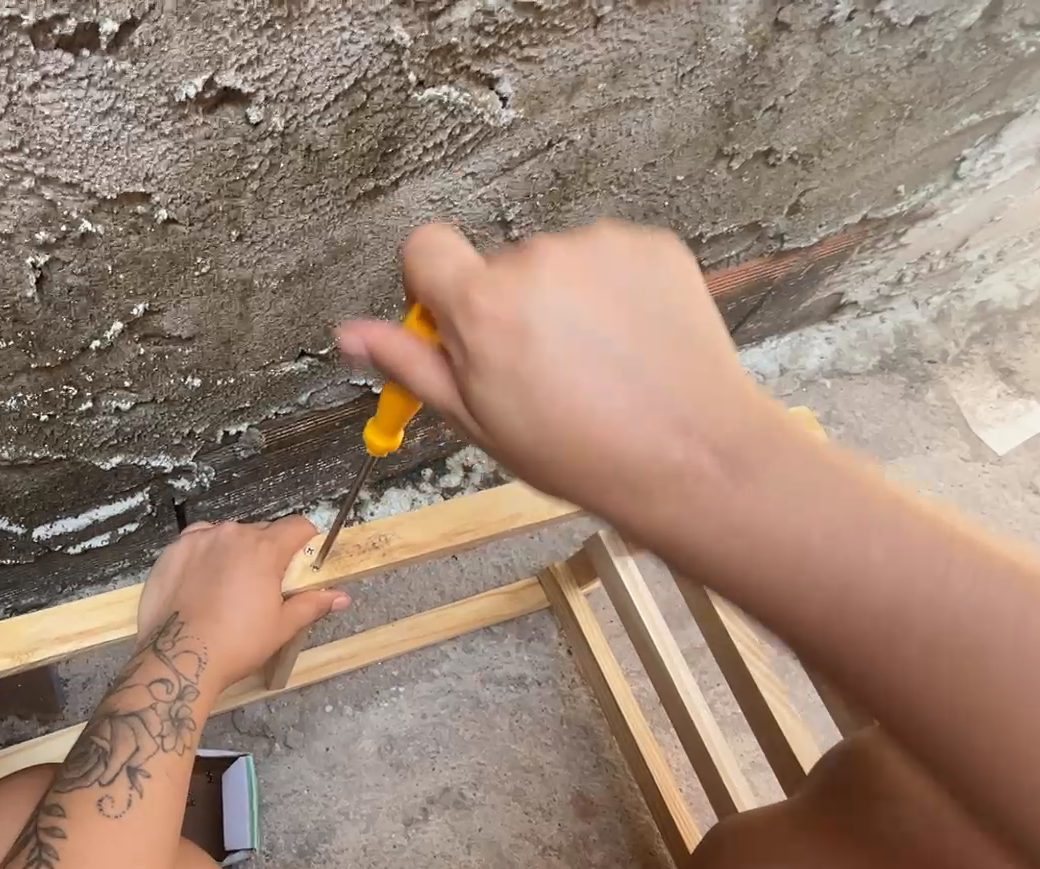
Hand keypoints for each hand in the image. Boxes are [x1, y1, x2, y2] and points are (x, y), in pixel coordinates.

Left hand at [136, 517, 349, 691]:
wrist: (178, 658)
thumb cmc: (237, 644)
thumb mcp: (281, 626)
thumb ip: (312, 604)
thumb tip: (341, 597)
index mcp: (264, 549)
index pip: (297, 526)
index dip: (305, 541)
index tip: (301, 561)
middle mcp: (231, 534)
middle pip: (260, 532)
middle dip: (267, 552)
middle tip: (263, 586)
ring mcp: (197, 540)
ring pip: (227, 535)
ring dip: (234, 552)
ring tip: (228, 587)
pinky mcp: (172, 551)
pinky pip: (197, 543)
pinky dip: (204, 555)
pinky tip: (201, 583)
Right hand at [334, 220, 796, 542]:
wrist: (687, 454)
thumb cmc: (576, 451)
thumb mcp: (472, 418)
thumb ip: (408, 364)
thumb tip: (352, 334)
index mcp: (481, 306)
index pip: (423, 247)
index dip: (428, 284)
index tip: (449, 322)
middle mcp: (536, 260)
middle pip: (490, 266)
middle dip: (497, 307)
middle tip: (530, 369)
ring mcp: (597, 246)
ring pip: (547, 265)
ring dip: (551, 301)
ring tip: (583, 362)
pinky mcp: (647, 244)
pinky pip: (600, 258)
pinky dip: (601, 292)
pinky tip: (618, 343)